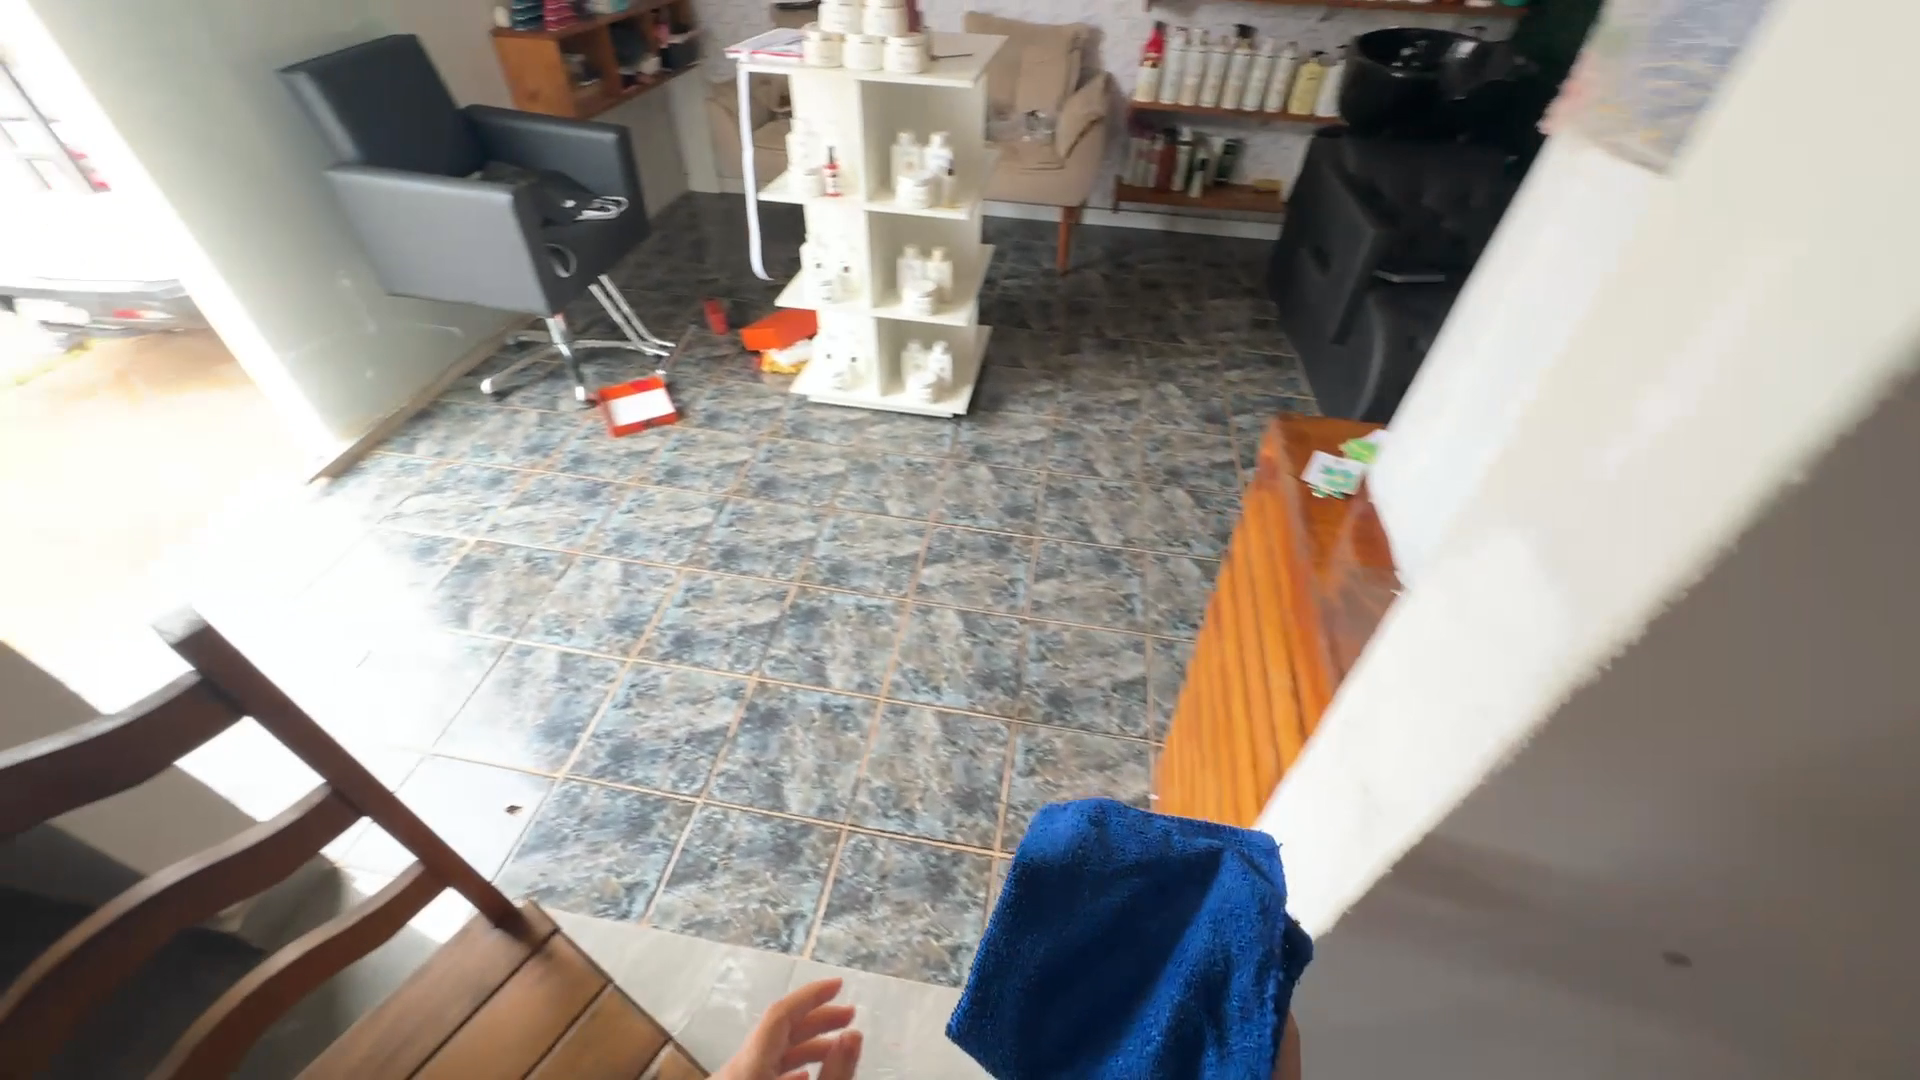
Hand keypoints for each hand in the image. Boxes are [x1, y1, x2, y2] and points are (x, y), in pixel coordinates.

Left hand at [714, 977, 862, 1079]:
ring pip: (770, 1052)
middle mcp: (734, 1068)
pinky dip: (787, 1067)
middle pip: (777, 1031)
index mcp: (748, 1065)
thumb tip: (854, 1034)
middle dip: (816, 1020)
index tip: (840, 983)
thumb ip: (834, 1072)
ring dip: (805, 1046)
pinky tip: (806, 1074)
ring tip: (837, 1046)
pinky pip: (761, 1069)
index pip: (780, 1014)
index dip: (811, 994)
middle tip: (850, 1015)